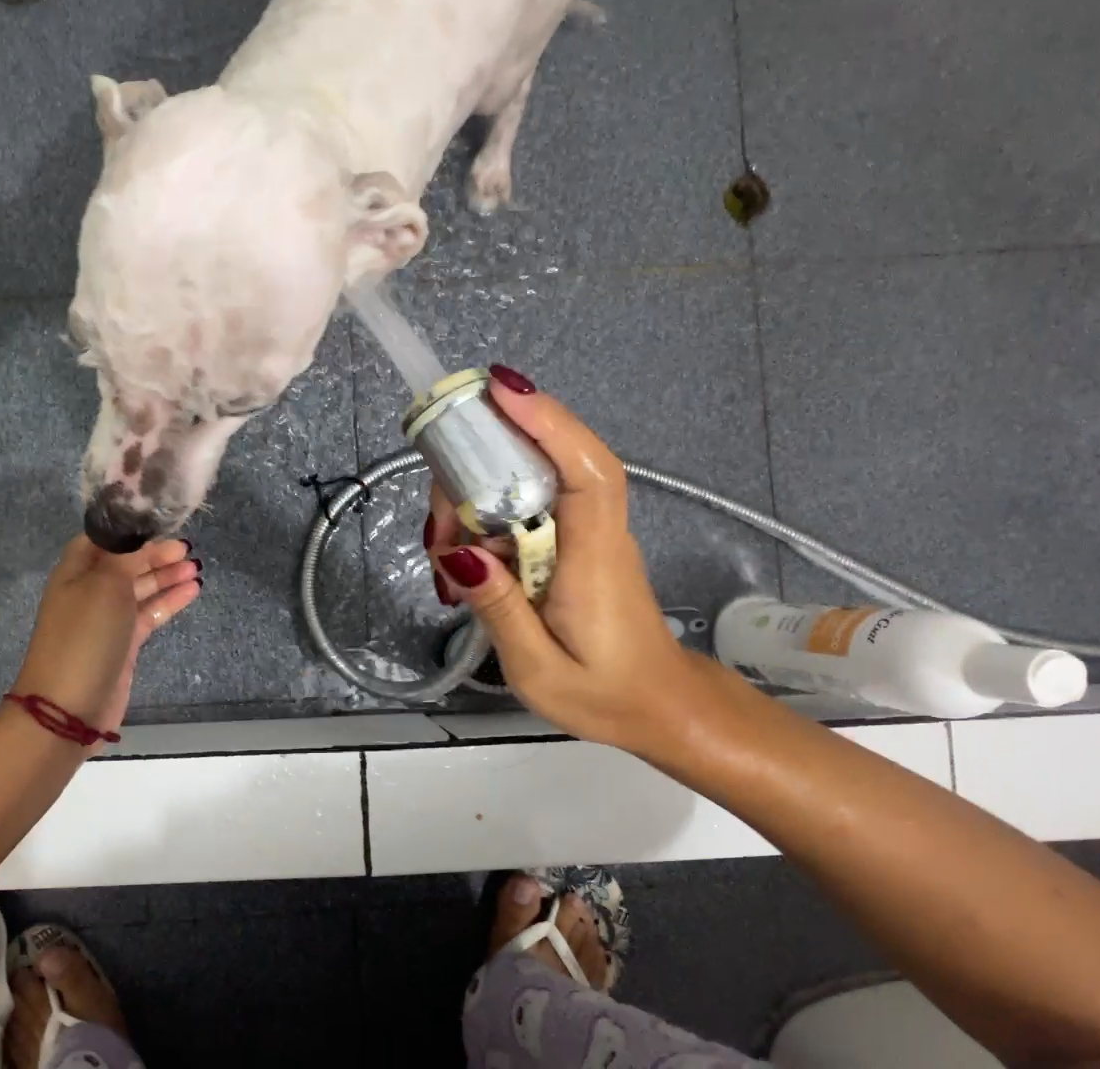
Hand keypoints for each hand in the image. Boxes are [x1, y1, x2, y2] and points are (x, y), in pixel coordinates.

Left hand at [9, 536, 201, 739]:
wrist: (69, 707)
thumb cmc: (84, 637)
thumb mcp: (104, 585)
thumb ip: (124, 557)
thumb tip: (138, 535)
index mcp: (75, 571)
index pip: (103, 539)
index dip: (131, 531)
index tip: (163, 524)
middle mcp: (89, 591)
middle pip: (125, 563)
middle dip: (154, 554)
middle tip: (187, 548)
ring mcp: (106, 620)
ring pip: (140, 589)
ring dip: (166, 577)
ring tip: (195, 567)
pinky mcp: (123, 645)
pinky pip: (148, 614)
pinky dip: (169, 601)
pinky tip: (192, 590)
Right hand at [427, 368, 713, 750]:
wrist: (664, 710)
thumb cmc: (609, 697)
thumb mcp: (539, 669)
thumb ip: (498, 608)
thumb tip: (457, 550)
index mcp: (595, 558)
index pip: (584, 469)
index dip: (546, 421)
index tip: (499, 390)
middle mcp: (596, 532)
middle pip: (544, 463)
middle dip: (477, 469)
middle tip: (435, 524)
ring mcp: (586, 534)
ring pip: (526, 485)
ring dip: (473, 501)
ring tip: (443, 552)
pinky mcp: (573, 544)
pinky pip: (526, 509)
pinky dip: (485, 520)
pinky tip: (463, 556)